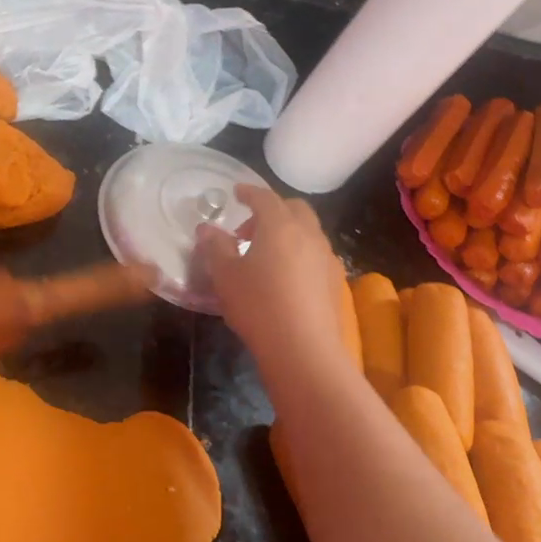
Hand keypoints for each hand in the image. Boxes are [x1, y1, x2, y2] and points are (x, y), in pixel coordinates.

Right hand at [196, 185, 348, 378]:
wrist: (303, 348)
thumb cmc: (257, 305)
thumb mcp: (225, 276)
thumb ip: (215, 247)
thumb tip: (207, 229)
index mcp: (279, 226)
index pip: (264, 197)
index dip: (248, 192)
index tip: (236, 193)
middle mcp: (308, 234)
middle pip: (294, 209)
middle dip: (271, 210)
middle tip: (247, 230)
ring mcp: (326, 257)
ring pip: (307, 231)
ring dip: (286, 232)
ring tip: (263, 255)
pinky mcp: (334, 281)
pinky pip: (314, 254)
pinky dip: (297, 252)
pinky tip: (283, 277)